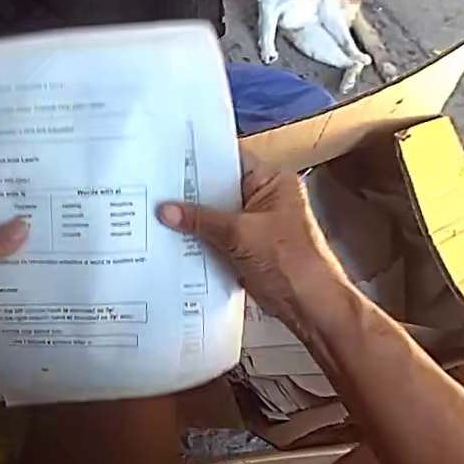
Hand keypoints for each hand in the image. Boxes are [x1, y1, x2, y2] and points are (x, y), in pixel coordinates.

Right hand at [156, 162, 346, 325]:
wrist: (309, 305)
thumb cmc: (289, 261)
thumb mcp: (239, 233)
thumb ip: (200, 220)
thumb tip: (164, 210)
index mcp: (272, 181)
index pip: (230, 160)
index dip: (199, 159)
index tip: (167, 158)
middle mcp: (263, 198)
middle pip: (218, 188)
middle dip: (189, 192)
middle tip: (154, 186)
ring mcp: (253, 223)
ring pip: (214, 214)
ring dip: (191, 218)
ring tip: (154, 209)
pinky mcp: (245, 246)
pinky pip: (215, 236)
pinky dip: (198, 238)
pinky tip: (170, 235)